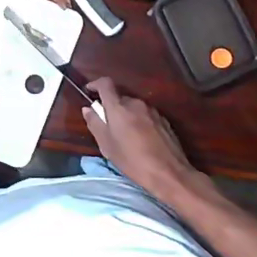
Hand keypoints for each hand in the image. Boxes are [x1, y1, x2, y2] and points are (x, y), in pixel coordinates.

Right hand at [83, 78, 197, 194]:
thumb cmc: (132, 160)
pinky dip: (139, 122)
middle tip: (107, 127)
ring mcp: (152, 111)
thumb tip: (88, 109)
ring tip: (125, 137)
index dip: (95, 84)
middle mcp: (136, 103)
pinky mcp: (164, 120)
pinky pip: (145, 115)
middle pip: (120, 98)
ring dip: (126, 116)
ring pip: (133, 107)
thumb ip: (95, 124)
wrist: (169, 173)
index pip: (105, 84)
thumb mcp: (107, 146)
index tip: (89, 91)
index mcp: (119, 107)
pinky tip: (141, 140)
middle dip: (111, 108)